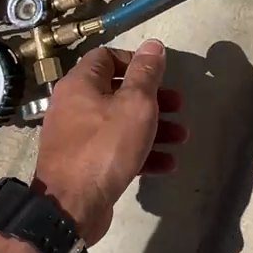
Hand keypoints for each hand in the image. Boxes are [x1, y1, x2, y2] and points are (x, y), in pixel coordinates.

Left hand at [34, 40, 185, 245]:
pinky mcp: (84, 164)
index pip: (106, 56)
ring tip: (181, 138)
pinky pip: (116, 150)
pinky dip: (141, 152)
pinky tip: (166, 164)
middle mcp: (74, 106)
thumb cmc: (105, 147)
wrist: (71, 206)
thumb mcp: (135, 104)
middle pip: (118, 92)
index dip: (135, 61)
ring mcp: (77, 137)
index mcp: (80, 85)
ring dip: (153, 127)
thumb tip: (153, 45)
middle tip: (178, 105)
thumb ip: (146, 73)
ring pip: (120, 123)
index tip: (159, 74)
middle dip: (153, 99)